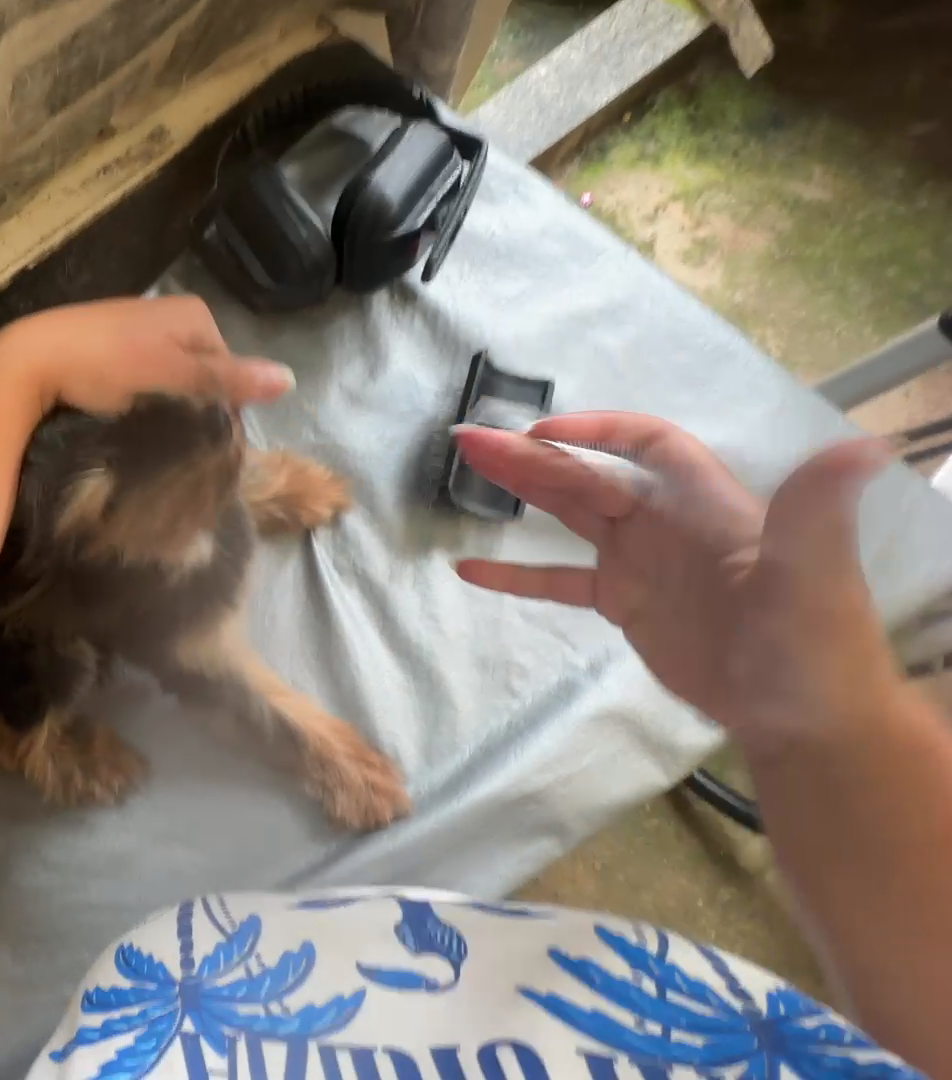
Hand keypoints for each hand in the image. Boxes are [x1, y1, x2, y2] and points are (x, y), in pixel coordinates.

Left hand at [0, 296, 295, 415]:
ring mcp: (133, 328)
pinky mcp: (104, 346)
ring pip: (166, 377)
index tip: (200, 443)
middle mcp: (165, 314)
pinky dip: (134, 397)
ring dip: (160, 405)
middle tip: (169, 441)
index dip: (218, 408)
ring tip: (143, 432)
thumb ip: (226, 380)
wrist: (31, 360)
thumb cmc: (106, 364)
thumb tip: (289, 380)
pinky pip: (137, 377)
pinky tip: (119, 416)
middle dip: (188, 405)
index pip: (227, 369)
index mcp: (192, 314)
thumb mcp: (172, 375)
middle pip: (197, 373)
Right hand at [452, 412, 902, 753]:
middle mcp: (666, 524)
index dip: (596, 432)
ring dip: (520, 491)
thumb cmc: (812, 645)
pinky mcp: (620, 601)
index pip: (648, 447)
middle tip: (472, 442)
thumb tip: (861, 447)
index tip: (540, 432)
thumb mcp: (812, 578)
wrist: (802, 718)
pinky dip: (514, 574)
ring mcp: (638, 562)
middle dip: (531, 456)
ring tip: (468, 472)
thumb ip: (814, 513)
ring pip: (569, 514)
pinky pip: (557, 580)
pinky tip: (471, 569)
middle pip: (588, 476)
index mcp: (704, 506)